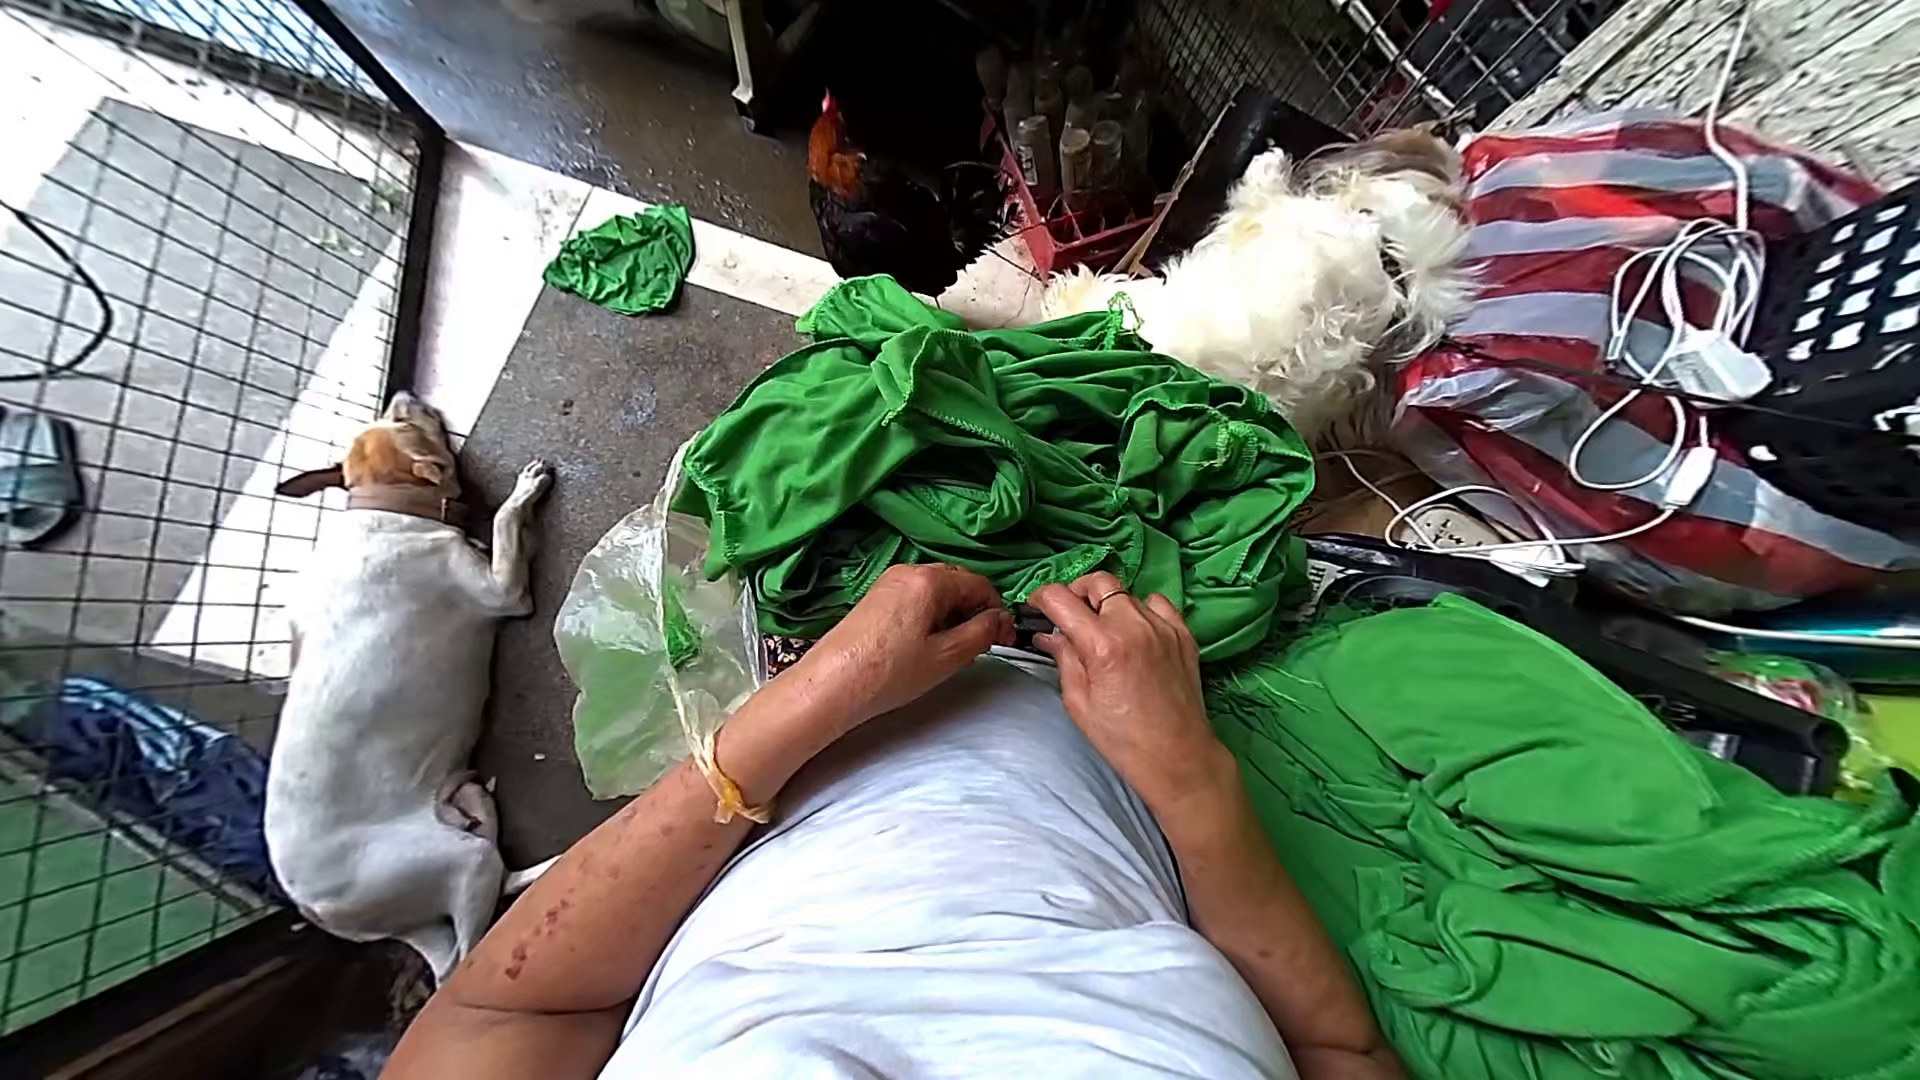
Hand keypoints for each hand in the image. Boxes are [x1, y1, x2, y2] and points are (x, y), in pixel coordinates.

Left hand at [786, 563, 1014, 732]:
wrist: (831, 684)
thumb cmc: (891, 671)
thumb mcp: (946, 657)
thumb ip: (982, 632)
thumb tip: (1002, 619)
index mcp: (930, 579)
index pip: (980, 584)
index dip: (997, 611)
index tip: (1004, 639)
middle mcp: (910, 571)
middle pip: (958, 583)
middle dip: (974, 611)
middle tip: (979, 647)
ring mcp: (889, 581)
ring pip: (937, 591)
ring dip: (953, 614)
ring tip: (951, 649)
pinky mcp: (876, 596)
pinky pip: (916, 597)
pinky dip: (931, 615)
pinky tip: (926, 643)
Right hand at [1027, 571, 1232, 812]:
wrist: (1178, 758)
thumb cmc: (1122, 739)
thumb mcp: (1078, 702)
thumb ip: (1063, 658)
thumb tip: (1048, 634)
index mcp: (1102, 645)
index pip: (1060, 598)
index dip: (1041, 598)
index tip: (1038, 608)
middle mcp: (1133, 626)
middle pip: (1097, 582)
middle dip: (1077, 592)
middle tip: (1071, 616)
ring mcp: (1162, 627)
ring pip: (1126, 592)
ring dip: (1107, 604)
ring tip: (1104, 629)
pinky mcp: (1183, 633)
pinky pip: (1156, 603)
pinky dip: (1140, 609)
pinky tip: (1135, 632)